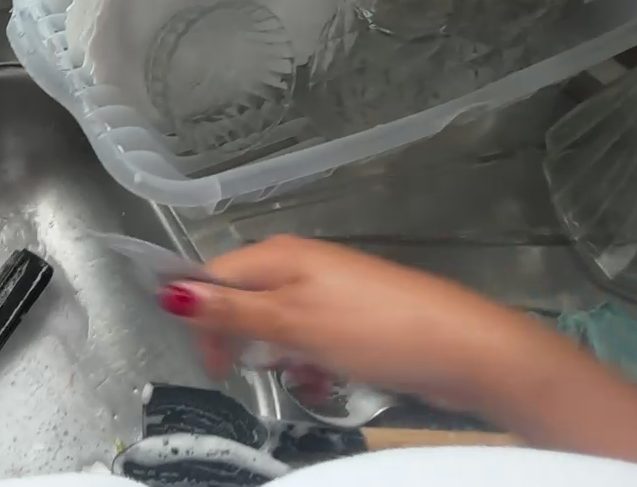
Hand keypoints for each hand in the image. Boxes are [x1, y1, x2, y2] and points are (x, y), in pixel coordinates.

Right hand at [160, 235, 572, 411]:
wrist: (468, 349)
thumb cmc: (372, 331)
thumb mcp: (292, 325)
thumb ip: (230, 311)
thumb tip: (169, 292)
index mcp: (276, 255)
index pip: (213, 277)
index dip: (203, 319)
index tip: (214, 365)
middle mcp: (295, 263)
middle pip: (243, 299)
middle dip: (243, 340)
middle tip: (257, 376)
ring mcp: (326, 287)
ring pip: (276, 322)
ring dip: (278, 356)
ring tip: (300, 381)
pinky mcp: (352, 313)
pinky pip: (309, 334)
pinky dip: (307, 359)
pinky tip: (322, 382)